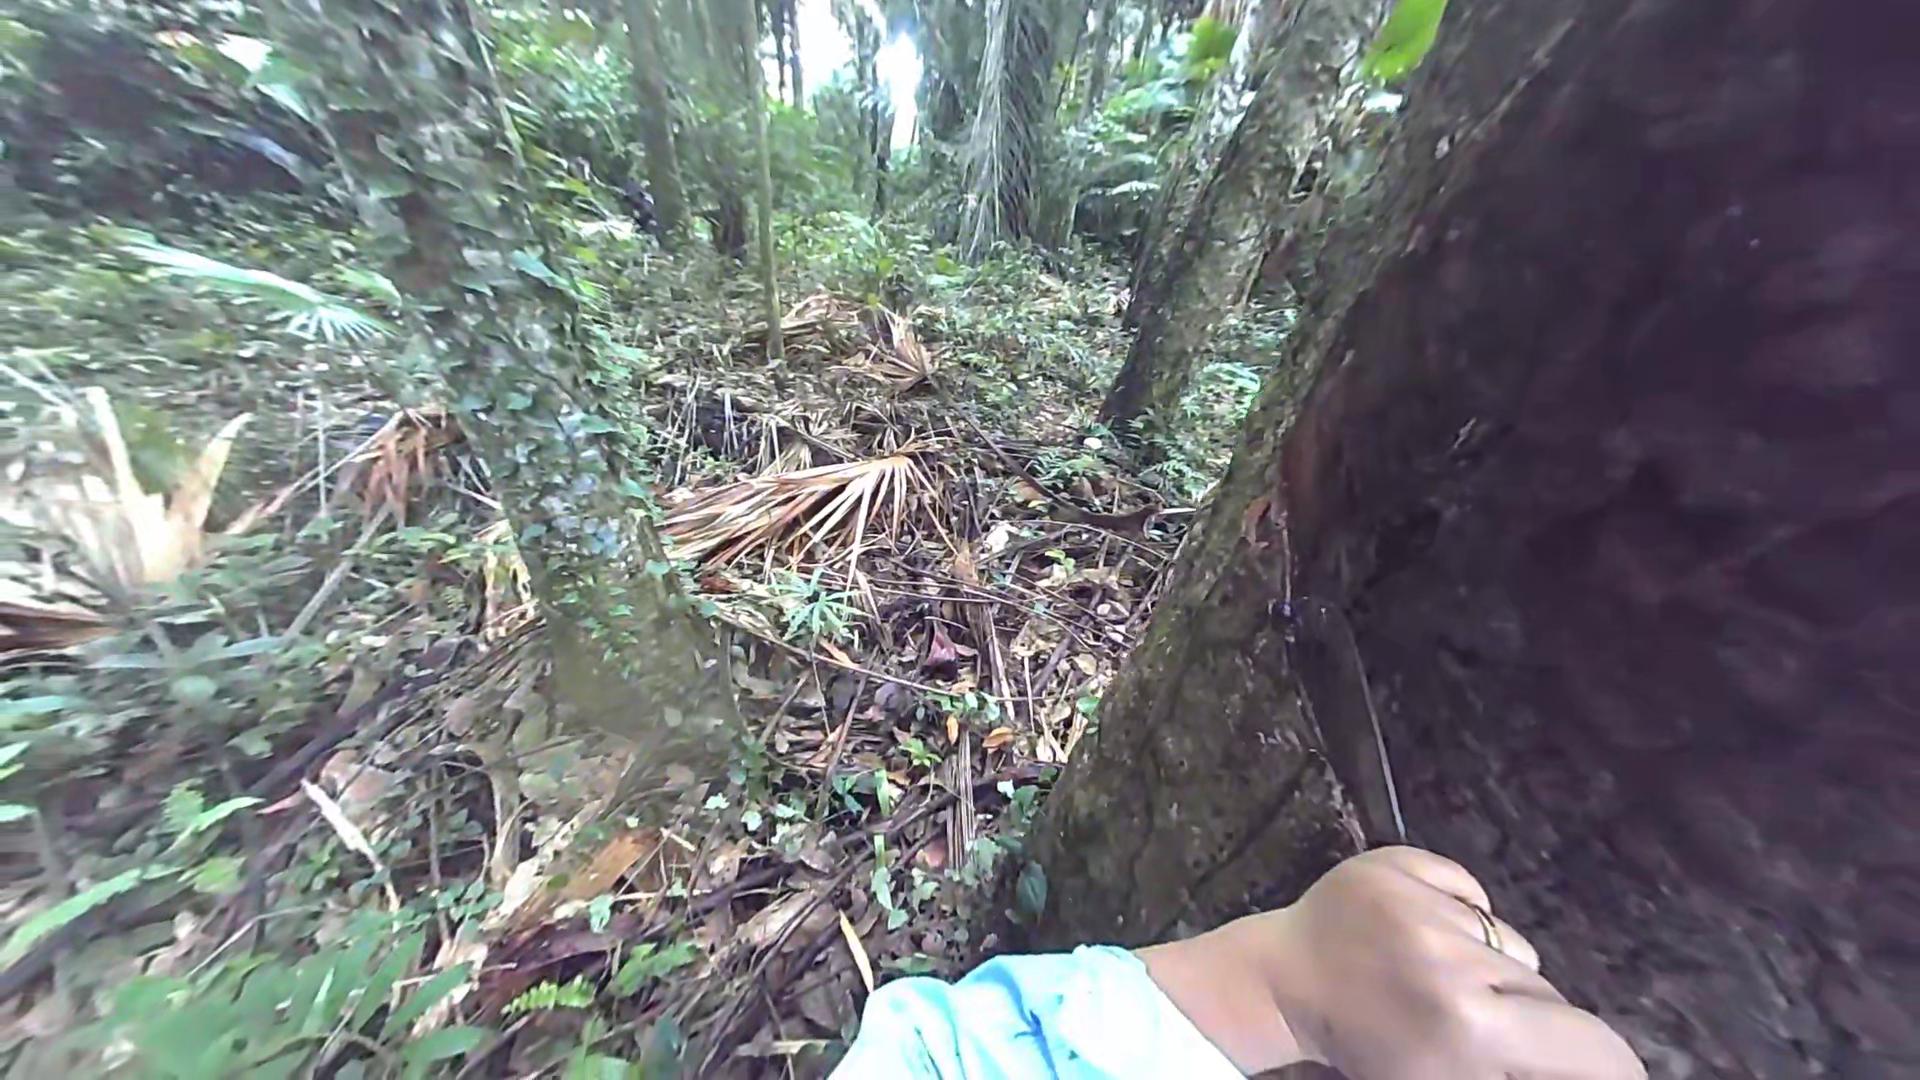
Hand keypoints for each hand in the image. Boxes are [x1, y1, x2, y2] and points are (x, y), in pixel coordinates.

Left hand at [1138, 846, 1645, 1078]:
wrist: (1288, 977)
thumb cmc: (1368, 1043)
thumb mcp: (1454, 1079)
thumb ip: (1523, 1070)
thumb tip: (1598, 1064)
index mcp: (1469, 1022)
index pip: (1594, 1044)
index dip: (1598, 1061)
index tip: (1582, 1061)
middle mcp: (1445, 951)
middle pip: (1541, 985)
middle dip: (1520, 1007)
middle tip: (1469, 1012)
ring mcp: (1410, 895)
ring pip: (1502, 933)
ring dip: (1483, 955)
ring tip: (1433, 967)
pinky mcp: (1387, 860)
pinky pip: (1461, 880)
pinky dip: (1456, 901)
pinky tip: (1423, 922)